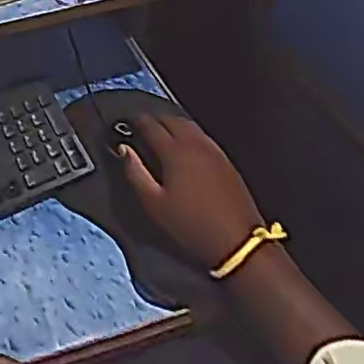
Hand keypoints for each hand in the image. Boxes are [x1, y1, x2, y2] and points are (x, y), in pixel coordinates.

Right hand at [117, 114, 264, 268]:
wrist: (239, 244)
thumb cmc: (192, 225)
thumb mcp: (154, 203)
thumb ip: (135, 172)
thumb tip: (124, 150)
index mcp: (174, 151)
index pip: (149, 124)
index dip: (134, 120)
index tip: (126, 122)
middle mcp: (194, 144)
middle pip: (170, 118)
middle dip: (153, 118)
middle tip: (141, 125)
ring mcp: (213, 151)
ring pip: (188, 124)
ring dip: (171, 123)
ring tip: (160, 132)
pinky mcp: (226, 161)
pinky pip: (202, 136)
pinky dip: (188, 133)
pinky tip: (185, 145)